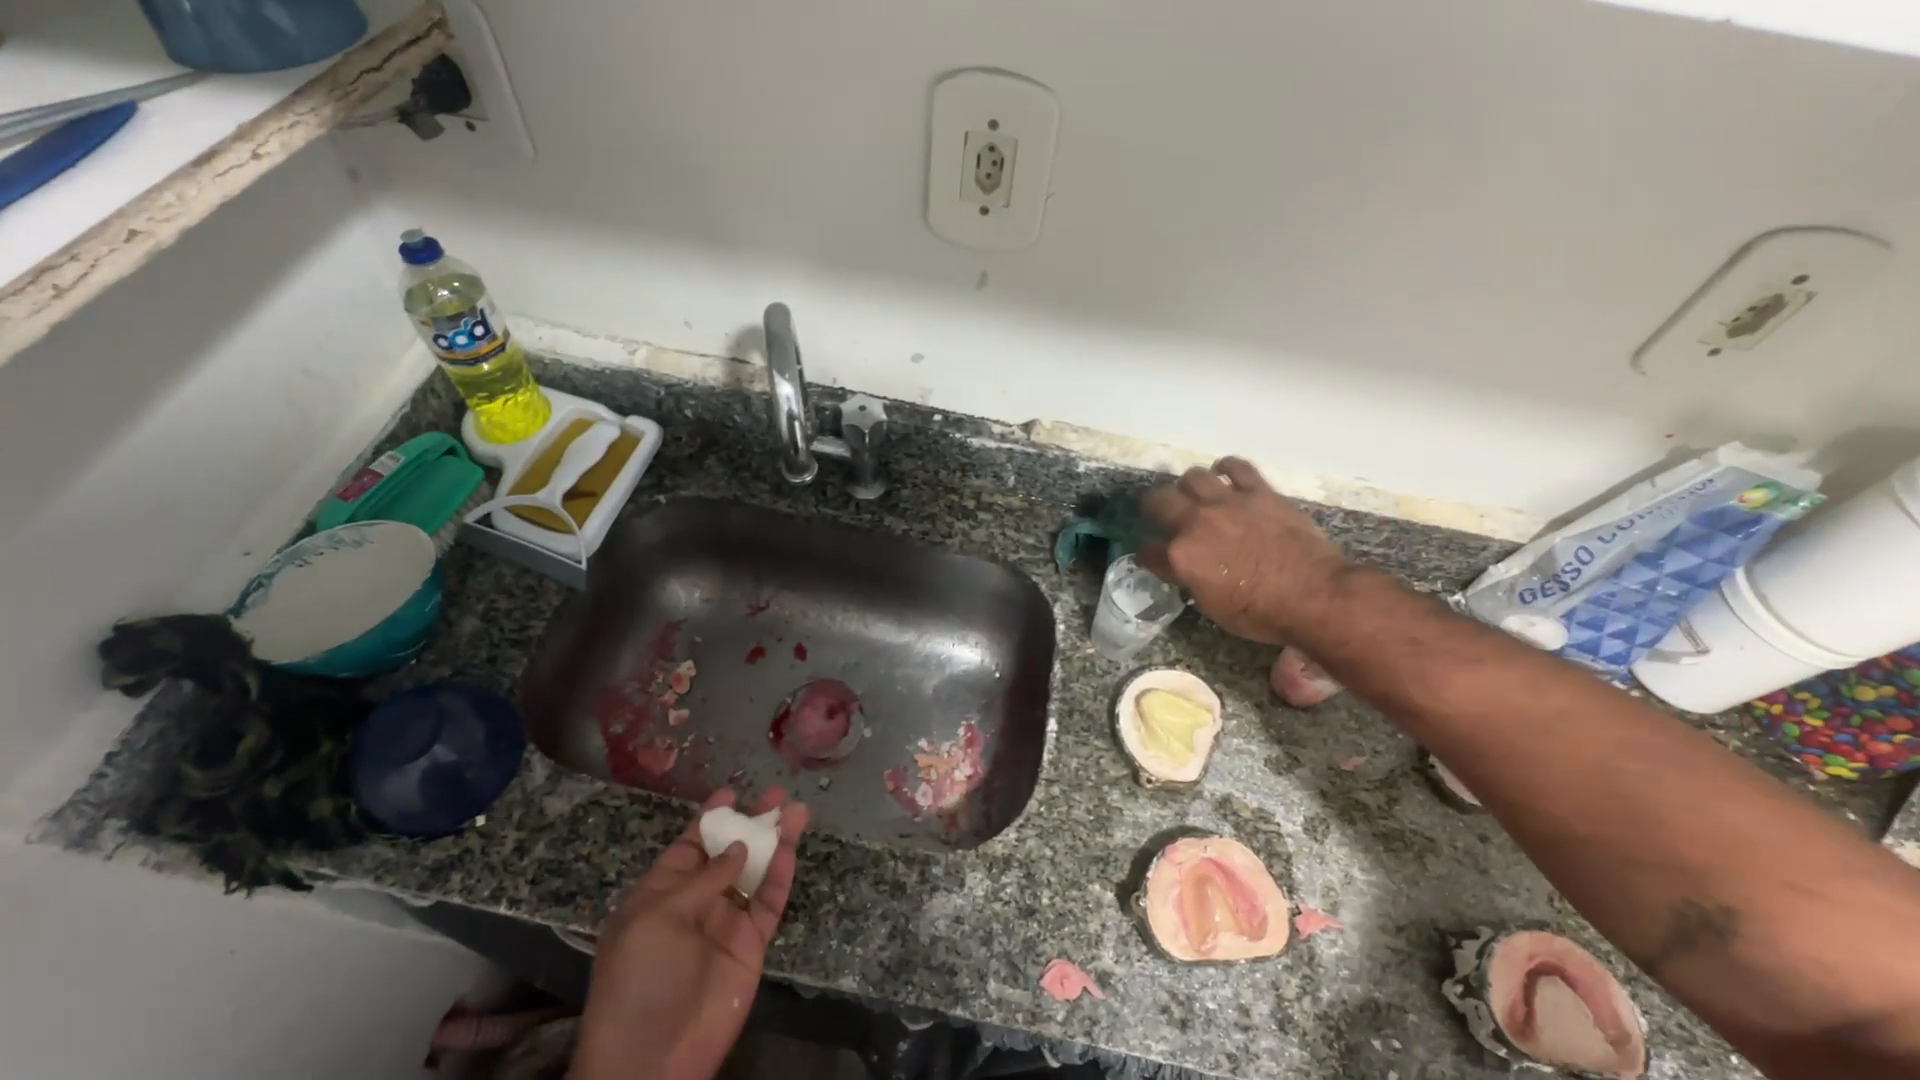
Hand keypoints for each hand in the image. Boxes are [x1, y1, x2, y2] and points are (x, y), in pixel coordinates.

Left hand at [571, 787, 809, 1079]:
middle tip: (776, 793)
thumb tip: (738, 848)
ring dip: (774, 842)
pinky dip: (781, 875)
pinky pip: (769, 903)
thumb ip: (703, 880)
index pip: (689, 846)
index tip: (732, 789)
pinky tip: (792, 848)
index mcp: (660, 893)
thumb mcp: (657, 918)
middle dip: (750, 822)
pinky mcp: (751, 945)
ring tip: (796, 810)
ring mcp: (726, 924)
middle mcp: (695, 903)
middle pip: (729, 854)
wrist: (653, 1057)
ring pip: (755, 873)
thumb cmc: (639, 979)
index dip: (710, 818)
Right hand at [1139, 457, 1348, 644]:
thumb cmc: (1262, 614)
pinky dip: (1226, 469)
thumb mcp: (1213, 607)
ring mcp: (1228, 502)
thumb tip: (1184, 570)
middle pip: (1158, 500)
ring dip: (1189, 485)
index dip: (1148, 554)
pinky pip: (1235, 466)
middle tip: (1161, 512)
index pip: (1147, 550)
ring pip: (1192, 475)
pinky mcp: (1259, 491)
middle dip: (1154, 507)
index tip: (1153, 556)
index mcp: (1181, 557)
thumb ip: (1191, 580)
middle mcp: (1196, 523)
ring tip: (1196, 493)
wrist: (1314, 595)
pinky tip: (1226, 475)